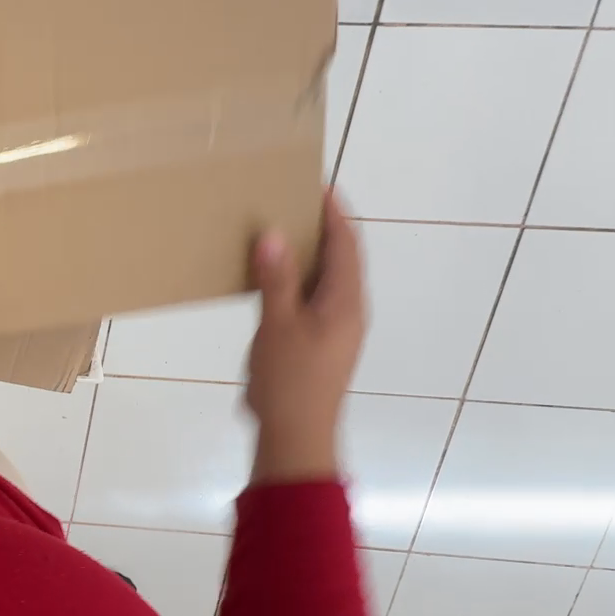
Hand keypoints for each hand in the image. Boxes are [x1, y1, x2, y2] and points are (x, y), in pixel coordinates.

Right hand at [245, 193, 366, 484]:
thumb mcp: (278, 325)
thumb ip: (277, 280)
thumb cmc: (290, 376)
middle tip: (291, 205)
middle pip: (339, 260)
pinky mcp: (314, 342)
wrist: (296, 429)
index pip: (346, 246)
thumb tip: (273, 235)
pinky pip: (307, 299)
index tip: (319, 186)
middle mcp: (346, 310)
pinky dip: (292, 281)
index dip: (335, 215)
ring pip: (322, 280)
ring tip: (275, 237)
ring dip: (303, 257)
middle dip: (320, 231)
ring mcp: (332, 328)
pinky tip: (267, 282)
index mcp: (346, 301)